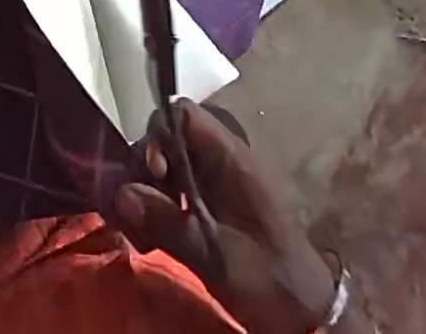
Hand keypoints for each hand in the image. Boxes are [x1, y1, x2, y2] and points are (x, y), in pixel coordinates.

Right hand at [115, 100, 337, 333]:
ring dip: (150, 191)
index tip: (153, 173)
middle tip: (139, 210)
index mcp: (230, 156)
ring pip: (170, 164)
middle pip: (170, 139)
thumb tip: (120, 193)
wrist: (305, 310)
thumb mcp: (215, 254)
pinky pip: (177, 187)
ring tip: (141, 229)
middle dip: (146, 168)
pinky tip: (152, 236)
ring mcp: (217, 179)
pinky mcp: (212, 201)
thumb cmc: (267, 276)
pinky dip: (160, 205)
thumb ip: (167, 222)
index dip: (159, 134)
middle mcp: (221, 159)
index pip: (185, 115)